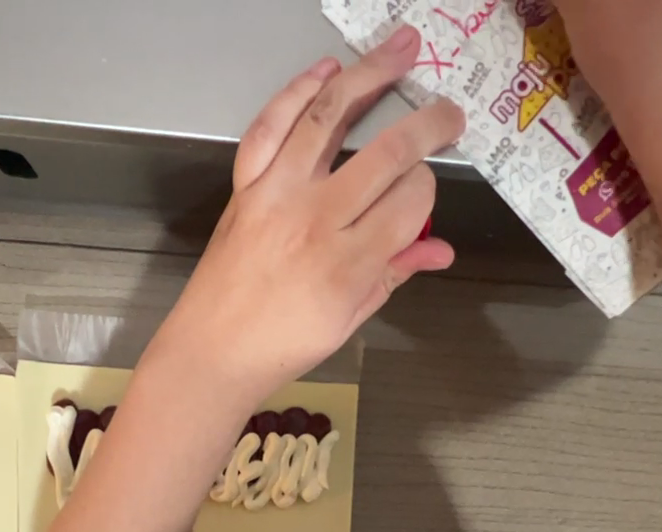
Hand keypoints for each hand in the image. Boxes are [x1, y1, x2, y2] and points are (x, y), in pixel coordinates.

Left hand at [147, 27, 464, 408]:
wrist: (212, 352)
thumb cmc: (281, 347)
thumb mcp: (347, 321)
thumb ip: (392, 275)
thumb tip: (438, 250)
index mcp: (349, 264)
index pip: (412, 200)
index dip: (428, 192)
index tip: (423, 196)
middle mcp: (316, 220)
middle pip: (388, 152)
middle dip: (430, 123)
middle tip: (449, 113)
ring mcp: (276, 196)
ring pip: (329, 117)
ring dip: (371, 74)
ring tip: (402, 49)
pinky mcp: (245, 187)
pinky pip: (270, 126)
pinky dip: (297, 91)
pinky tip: (326, 71)